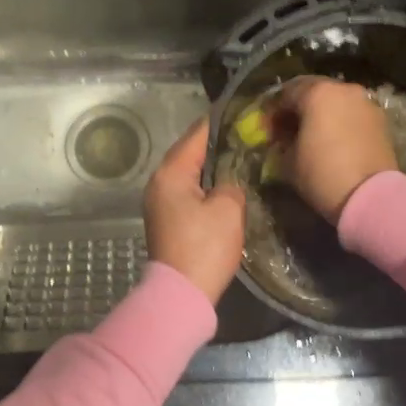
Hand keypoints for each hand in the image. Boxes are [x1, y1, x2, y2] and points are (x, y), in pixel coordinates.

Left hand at [144, 119, 245, 304]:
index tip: (241, 111)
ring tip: (240, 160)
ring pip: (189, 176)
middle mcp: (159, 184)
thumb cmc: (204, 248)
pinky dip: (205, 189)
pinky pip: (188, 195)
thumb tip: (226, 185)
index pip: (196, 136)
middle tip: (246, 136)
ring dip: (211, 169)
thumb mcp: (228, 209)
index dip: (219, 122)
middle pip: (190, 154)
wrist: (182, 294)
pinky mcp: (167, 223)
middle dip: (216, 146)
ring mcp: (160, 205)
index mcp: (170, 173)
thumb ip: (230, 184)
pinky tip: (225, 190)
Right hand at [270, 77, 398, 223]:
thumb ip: (281, 144)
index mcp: (317, 93)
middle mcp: (344, 89)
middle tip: (286, 130)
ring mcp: (365, 103)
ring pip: (334, 101)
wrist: (369, 196)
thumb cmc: (322, 174)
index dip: (272, 112)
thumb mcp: (288, 161)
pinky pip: (351, 114)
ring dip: (319, 114)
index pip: (286, 93)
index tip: (266, 131)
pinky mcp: (380, 120)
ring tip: (310, 137)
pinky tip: (331, 142)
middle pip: (313, 91)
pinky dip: (338, 122)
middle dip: (296, 108)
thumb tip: (283, 141)